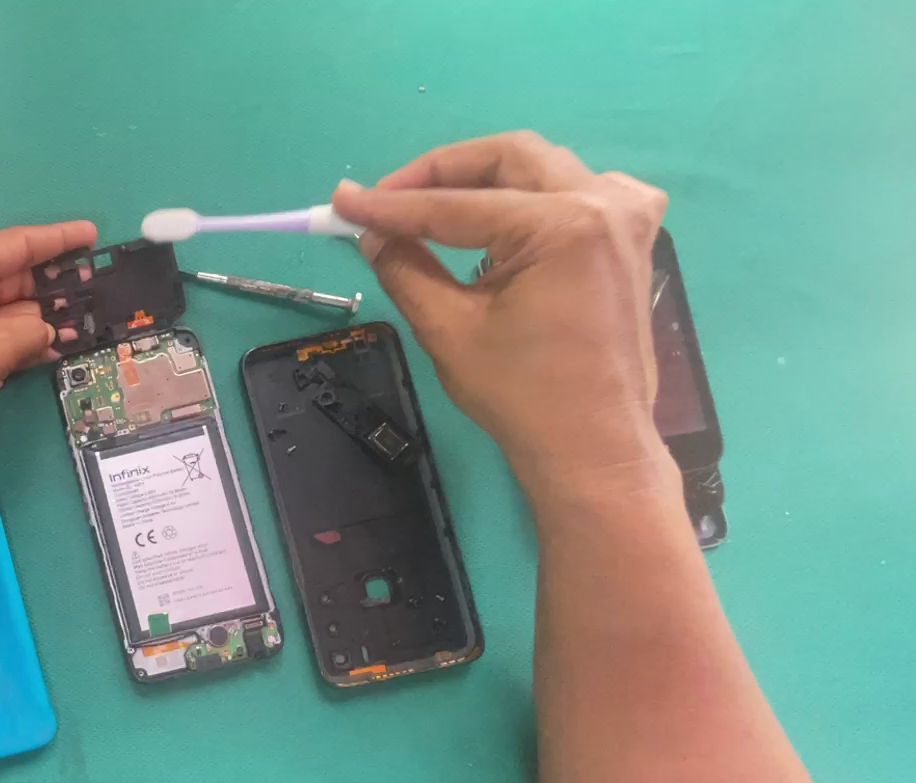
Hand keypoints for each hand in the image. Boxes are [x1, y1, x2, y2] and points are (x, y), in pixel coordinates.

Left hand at [0, 221, 97, 467]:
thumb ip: (31, 332)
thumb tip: (51, 332)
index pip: (17, 244)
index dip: (58, 240)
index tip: (92, 236)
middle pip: (17, 279)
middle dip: (57, 284)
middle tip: (101, 289)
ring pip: (14, 315)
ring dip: (49, 320)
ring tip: (93, 321)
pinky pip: (4, 345)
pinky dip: (30, 347)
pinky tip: (62, 349)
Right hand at [332, 133, 670, 494]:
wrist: (588, 437)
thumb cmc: (517, 390)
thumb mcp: (446, 329)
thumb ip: (405, 270)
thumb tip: (371, 236)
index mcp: (562, 225)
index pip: (455, 205)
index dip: (390, 204)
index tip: (341, 202)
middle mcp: (604, 202)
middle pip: (508, 157)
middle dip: (437, 172)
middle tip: (383, 198)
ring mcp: (626, 213)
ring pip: (539, 169)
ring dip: (477, 182)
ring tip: (423, 212)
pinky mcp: (628, 234)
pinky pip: (569, 191)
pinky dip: (521, 198)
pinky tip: (494, 222)